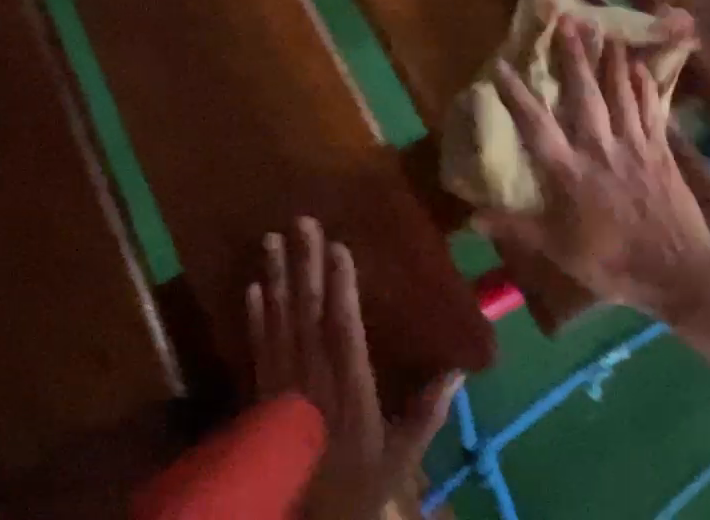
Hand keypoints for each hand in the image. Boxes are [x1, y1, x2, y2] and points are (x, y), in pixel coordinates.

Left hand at [248, 218, 461, 519]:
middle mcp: (313, 378)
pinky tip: (252, 288)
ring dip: (275, 278)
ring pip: (279, 322)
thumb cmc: (358, 486)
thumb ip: (427, 412)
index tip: (339, 247)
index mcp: (349, 390)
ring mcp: (283, 385)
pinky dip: (255, 317)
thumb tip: (457, 371)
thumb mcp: (402, 456)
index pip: (344, 328)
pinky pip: (258, 348)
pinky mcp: (262, 396)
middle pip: (307, 313)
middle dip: (305, 264)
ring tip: (271, 239)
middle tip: (302, 222)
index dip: (340, 286)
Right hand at [476, 20, 709, 320]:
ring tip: (606, 31)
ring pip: (620, 94)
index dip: (517, 94)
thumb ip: (515, 227)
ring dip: (610, 60)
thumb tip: (472, 217)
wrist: (678, 273)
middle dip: (574, 57)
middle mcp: (600, 149)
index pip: (536, 124)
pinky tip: (640, 68)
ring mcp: (634, 147)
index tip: (502, 64)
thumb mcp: (557, 250)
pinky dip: (645, 86)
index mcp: (569, 172)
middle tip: (569, 21)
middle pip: (584, 94)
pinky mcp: (662, 152)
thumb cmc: (611, 263)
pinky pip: (651, 110)